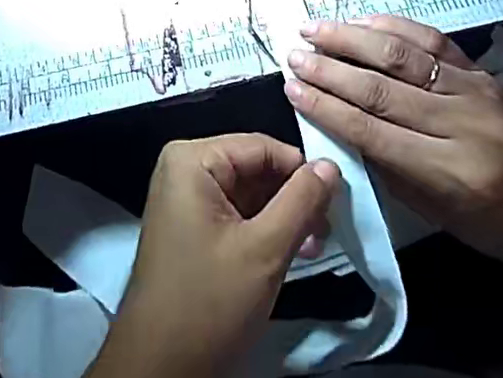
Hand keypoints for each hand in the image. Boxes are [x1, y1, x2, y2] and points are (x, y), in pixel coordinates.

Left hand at [87, 134, 339, 377]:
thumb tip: (330, 166)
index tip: (341, 198)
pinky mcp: (192, 223)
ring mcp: (186, 196)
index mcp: (192, 159)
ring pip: (249, 191)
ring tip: (318, 244)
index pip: (260, 146)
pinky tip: (295, 249)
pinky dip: (265, 228)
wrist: (162, 360)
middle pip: (254, 167)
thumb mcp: (264, 249)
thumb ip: (301, 202)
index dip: (302, 169)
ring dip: (284, 215)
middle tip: (332, 228)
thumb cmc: (210, 299)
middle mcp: (185, 166)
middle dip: (294, 196)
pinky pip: (236, 211)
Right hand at [282, 14, 502, 270]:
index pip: (371, 131)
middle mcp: (465, 126)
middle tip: (294, 56)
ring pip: (402, 56)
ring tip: (314, 30)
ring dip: (350, 39)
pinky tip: (360, 22)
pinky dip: (391, 26)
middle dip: (330, 70)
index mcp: (451, 173)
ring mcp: (476, 92)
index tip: (291, 88)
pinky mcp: (482, 72)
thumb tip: (329, 117)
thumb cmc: (489, 222)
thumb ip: (380, 160)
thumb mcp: (428, 207)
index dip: (325, 107)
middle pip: (381, 88)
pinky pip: (431, 40)